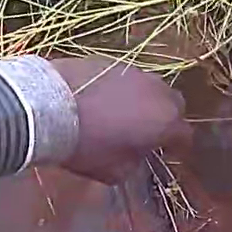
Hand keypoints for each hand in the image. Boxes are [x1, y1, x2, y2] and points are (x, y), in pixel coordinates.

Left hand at [50, 57, 191, 183]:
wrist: (47, 107)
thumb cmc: (86, 145)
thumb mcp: (114, 171)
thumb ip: (136, 162)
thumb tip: (137, 152)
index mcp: (165, 121)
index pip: (185, 135)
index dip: (178, 146)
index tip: (168, 152)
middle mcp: (157, 92)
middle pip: (175, 105)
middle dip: (167, 118)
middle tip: (149, 131)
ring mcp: (135, 72)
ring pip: (152, 87)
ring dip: (146, 101)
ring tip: (125, 113)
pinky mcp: (112, 60)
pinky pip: (128, 77)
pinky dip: (123, 88)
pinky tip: (104, 98)